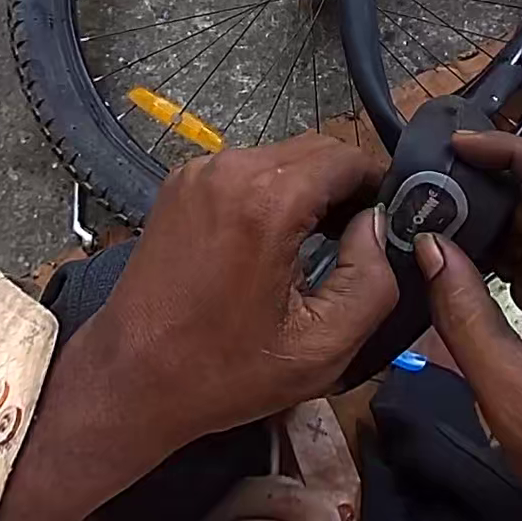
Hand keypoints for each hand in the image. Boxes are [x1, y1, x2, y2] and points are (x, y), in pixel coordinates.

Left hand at [0, 134, 397, 520]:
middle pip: (312, 149)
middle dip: (344, 182)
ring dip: (307, 185)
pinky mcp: (181, 179)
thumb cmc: (225, 368)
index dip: (377, 181)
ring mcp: (200, 169)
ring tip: (318, 238)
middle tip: (358, 232)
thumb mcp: (321, 347)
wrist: (131, 371)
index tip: (391, 214)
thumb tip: (377, 225)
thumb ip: (370, 280)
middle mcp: (231, 167)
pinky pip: (244, 168)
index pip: (344, 156)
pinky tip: (270, 233)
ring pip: (279, 156)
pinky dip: (269, 188)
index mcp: (266, 200)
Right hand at [414, 131, 521, 520]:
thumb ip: (462, 311)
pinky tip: (450, 253)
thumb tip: (426, 242)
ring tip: (427, 212)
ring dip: (482, 223)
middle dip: (485, 189)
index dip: (514, 153)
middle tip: (424, 182)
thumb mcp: (512, 391)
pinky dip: (489, 255)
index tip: (460, 146)